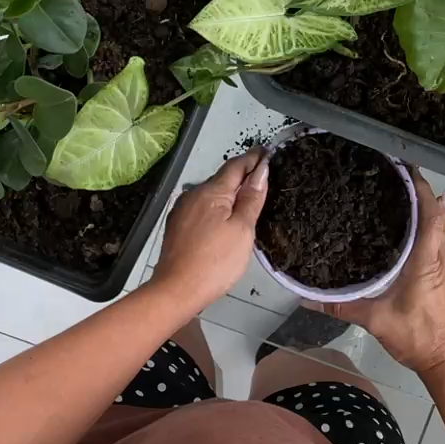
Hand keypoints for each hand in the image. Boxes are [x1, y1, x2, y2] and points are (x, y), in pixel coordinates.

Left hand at [150, 149, 270, 309]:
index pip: (236, 166)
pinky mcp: (177, 225)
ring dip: (230, 192)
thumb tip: (261, 170)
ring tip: (248, 199)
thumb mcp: (242, 230)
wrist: (176, 290)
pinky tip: (225, 219)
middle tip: (264, 178)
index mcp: (211, 191)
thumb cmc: (215, 262)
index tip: (268, 153)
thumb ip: (251, 199)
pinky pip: (202, 207)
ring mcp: (182, 210)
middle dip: (243, 176)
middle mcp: (193, 194)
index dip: (253, 158)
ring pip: (211, 193)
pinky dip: (217, 206)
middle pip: (223, 179)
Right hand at [321, 169, 444, 375]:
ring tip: (415, 194)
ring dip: (434, 210)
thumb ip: (341, 307)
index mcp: (426, 261)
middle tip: (404, 177)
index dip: (422, 191)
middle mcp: (443, 259)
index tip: (408, 171)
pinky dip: (439, 228)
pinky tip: (426, 229)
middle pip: (440, 217)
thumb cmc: (416, 337)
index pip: (430, 216)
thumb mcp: (375, 320)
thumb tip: (306, 300)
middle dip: (425, 194)